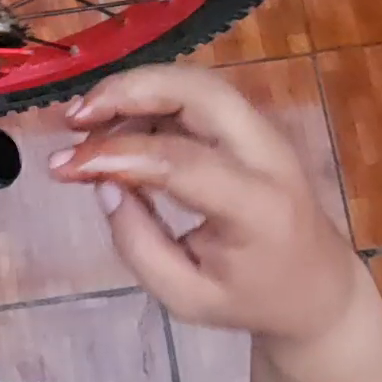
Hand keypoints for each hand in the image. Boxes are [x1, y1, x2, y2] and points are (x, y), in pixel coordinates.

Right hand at [49, 65, 360, 345]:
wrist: (317, 288)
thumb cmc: (249, 299)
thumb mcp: (185, 298)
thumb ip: (138, 244)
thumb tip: (102, 185)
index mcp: (258, 208)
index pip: (182, 161)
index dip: (118, 154)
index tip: (65, 167)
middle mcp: (268, 156)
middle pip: (199, 92)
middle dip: (128, 91)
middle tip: (73, 118)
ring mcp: (263, 134)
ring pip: (195, 83)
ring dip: (133, 90)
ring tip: (83, 122)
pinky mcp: (250, 127)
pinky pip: (194, 95)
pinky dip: (147, 99)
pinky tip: (112, 127)